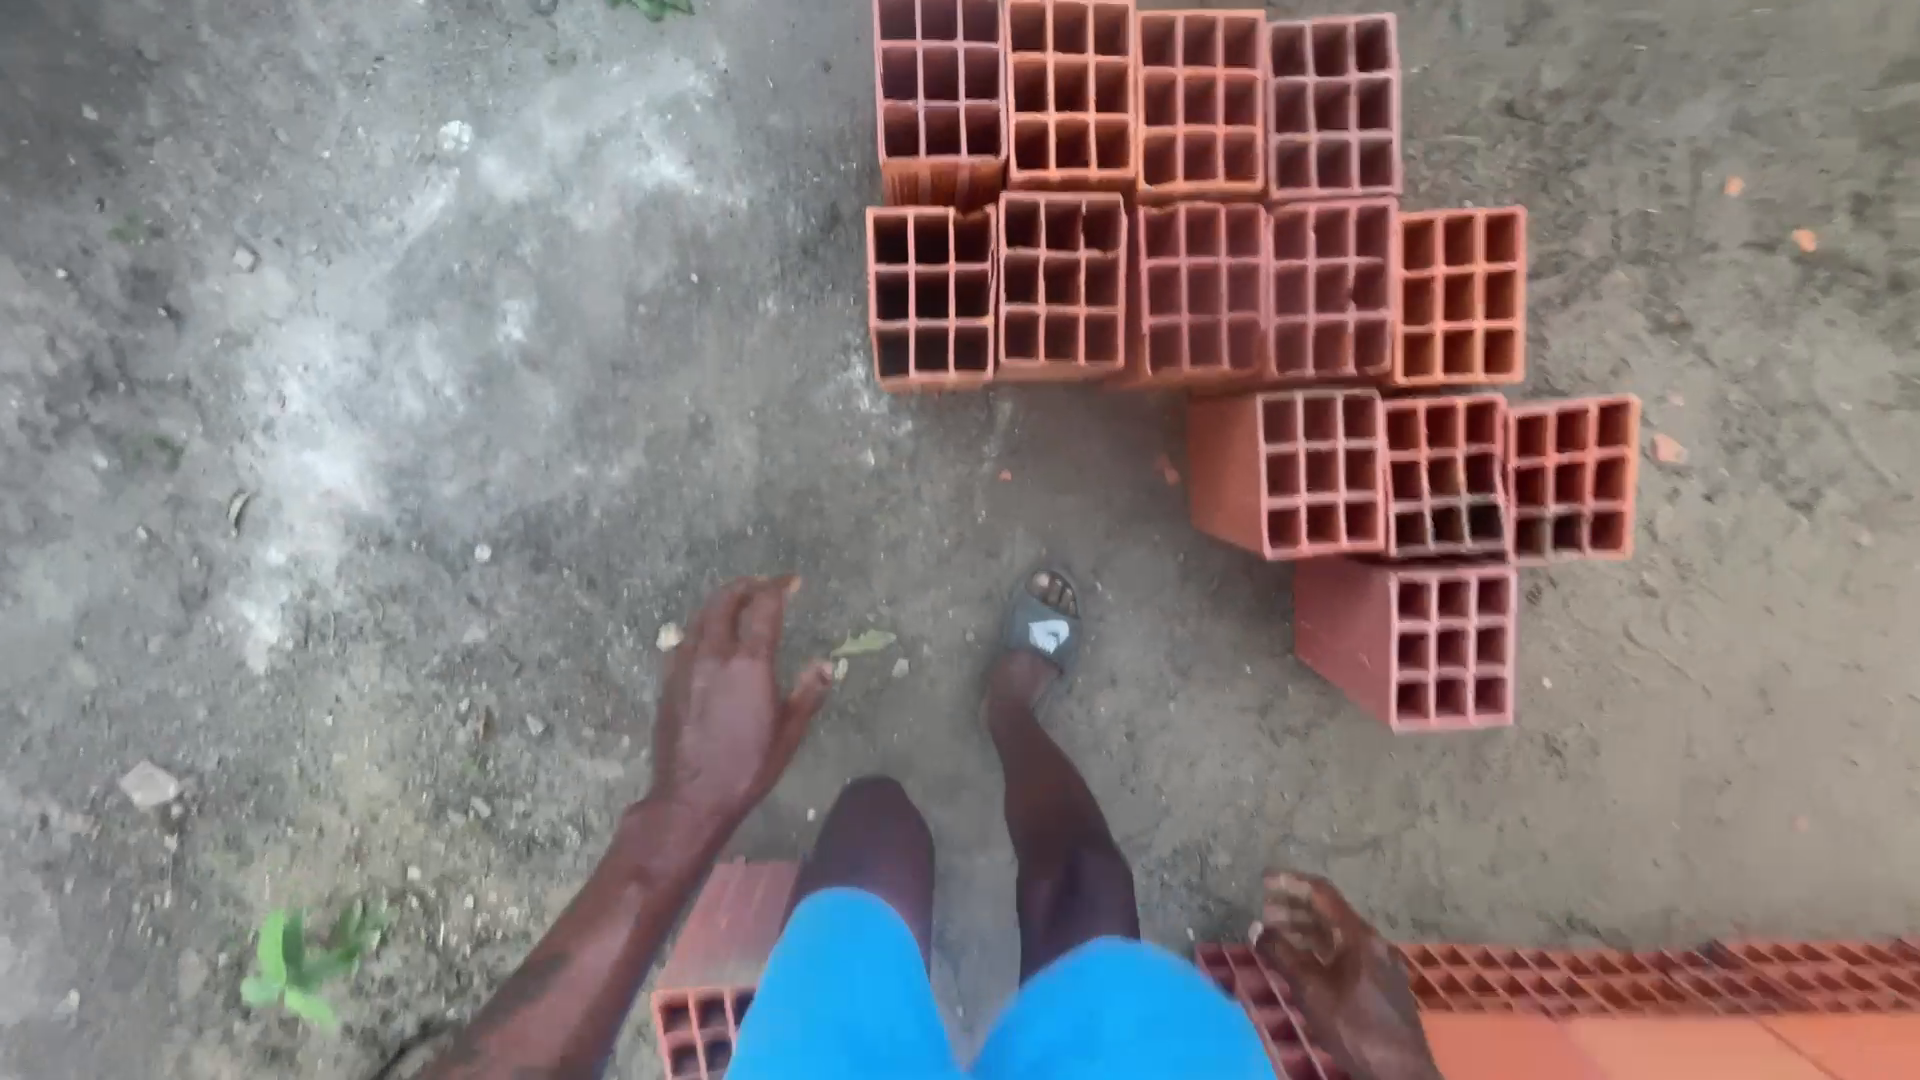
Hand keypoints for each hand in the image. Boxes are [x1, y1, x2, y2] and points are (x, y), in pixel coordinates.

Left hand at [649, 576, 832, 826]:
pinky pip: (683, 640)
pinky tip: (707, 638)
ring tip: (737, 602)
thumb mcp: (789, 733)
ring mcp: (685, 666)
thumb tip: (825, 664)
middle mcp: (714, 654)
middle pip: (725, 601)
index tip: (793, 582)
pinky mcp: (668, 682)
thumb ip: (808, 692)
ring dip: (720, 602)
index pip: (764, 607)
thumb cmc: (747, 767)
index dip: (780, 587)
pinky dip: (700, 627)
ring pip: (700, 617)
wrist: (690, 798)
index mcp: (749, 663)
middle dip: (746, 586)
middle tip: (762, 584)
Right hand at [1255, 872, 1440, 1079]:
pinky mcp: (1381, 985)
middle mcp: (1372, 942)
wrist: (1402, 1077)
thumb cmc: (1355, 1028)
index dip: (1290, 882)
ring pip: (1336, 935)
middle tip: (1264, 912)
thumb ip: (1281, 954)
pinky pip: (1345, 953)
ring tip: (1276, 937)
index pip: (1321, 892)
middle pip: (1328, 912)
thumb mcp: (1310, 990)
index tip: (1264, 881)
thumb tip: (1256, 928)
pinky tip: (1302, 963)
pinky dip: (1319, 949)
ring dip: (1305, 930)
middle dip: (1293, 908)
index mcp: (1359, 936)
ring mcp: (1380, 964)